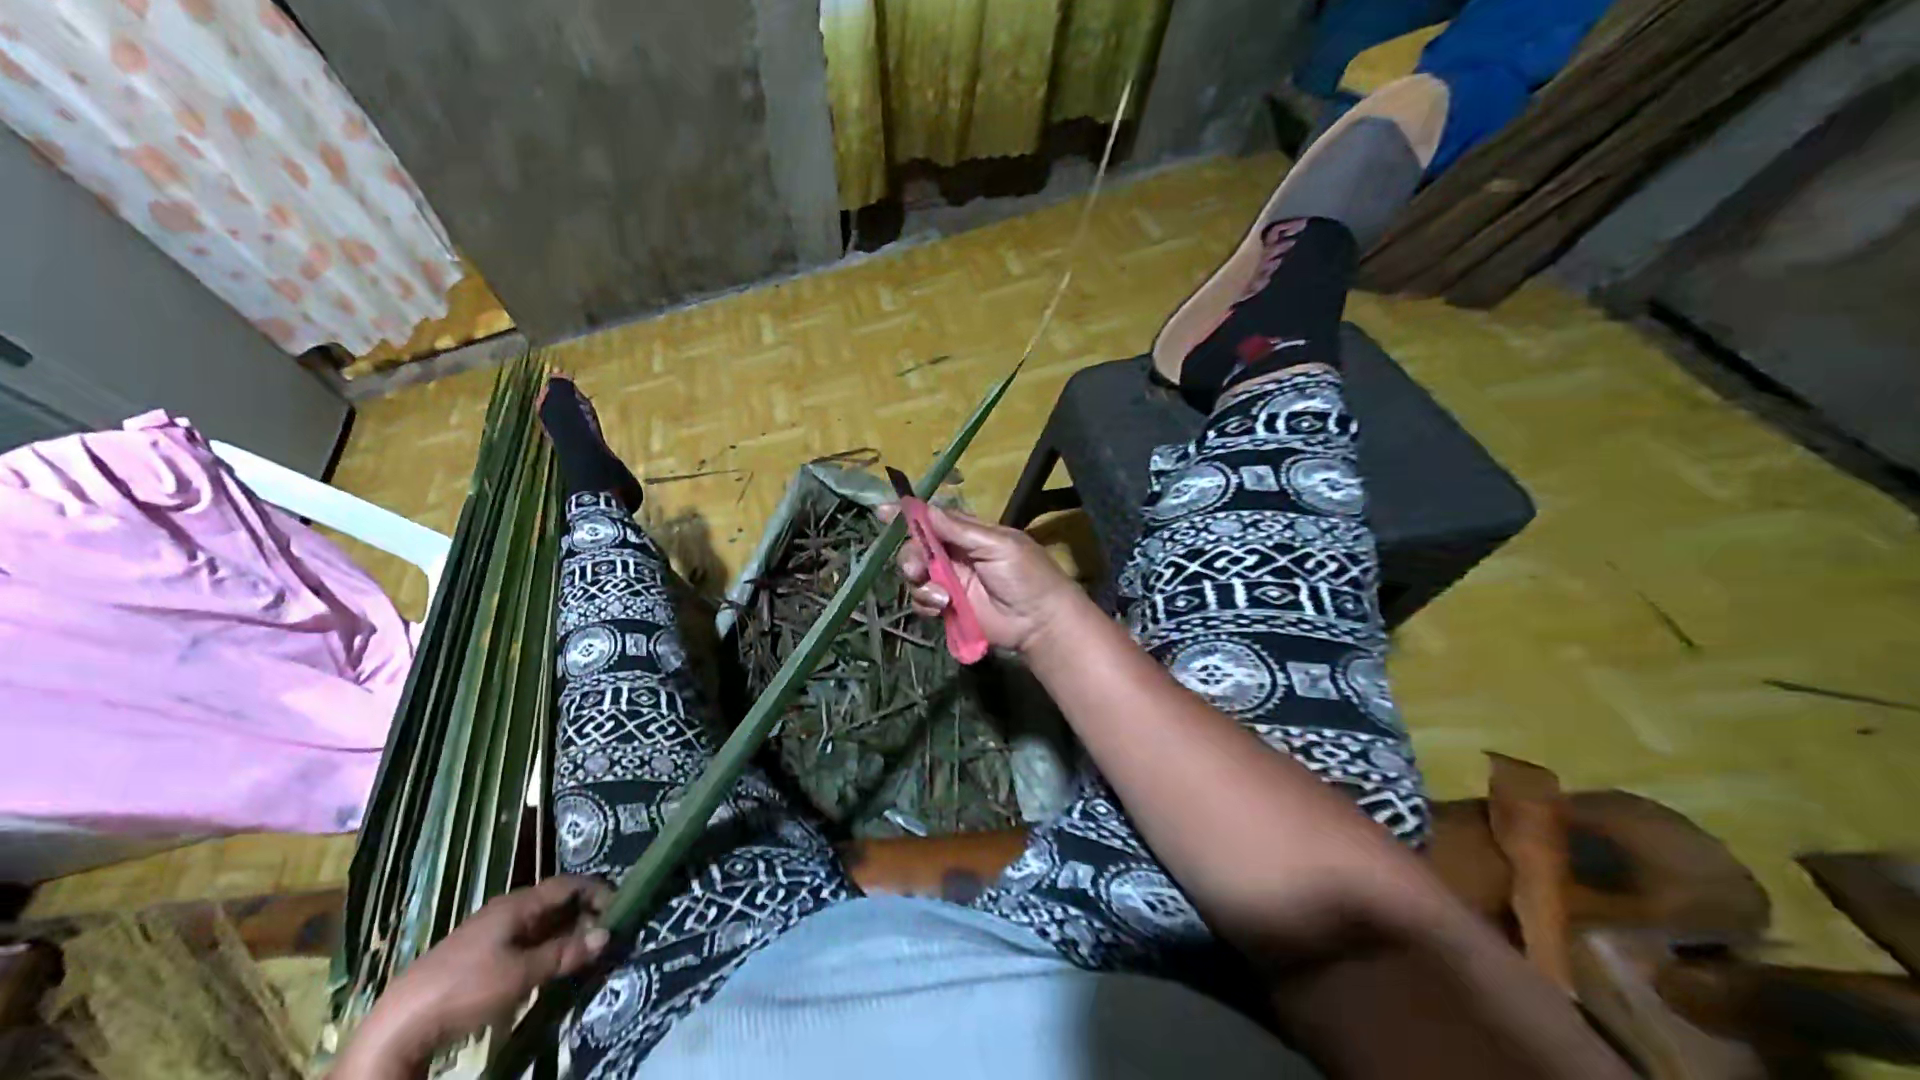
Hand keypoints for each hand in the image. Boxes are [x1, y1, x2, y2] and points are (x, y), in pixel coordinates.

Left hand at [335, 877, 611, 1076]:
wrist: (401, 1025)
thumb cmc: (466, 988)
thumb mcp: (522, 973)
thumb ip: (566, 953)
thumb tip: (608, 934)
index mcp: (517, 903)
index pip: (569, 884)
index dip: (597, 891)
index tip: (620, 910)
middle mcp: (507, 910)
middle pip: (556, 902)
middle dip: (585, 915)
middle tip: (607, 936)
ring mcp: (492, 932)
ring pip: (542, 923)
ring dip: (567, 934)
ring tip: (587, 954)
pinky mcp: (481, 955)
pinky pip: (527, 940)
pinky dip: (547, 947)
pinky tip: (553, 967)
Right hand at [881, 502, 1089, 654]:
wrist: (1039, 621)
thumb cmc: (1025, 575)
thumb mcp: (996, 544)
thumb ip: (959, 529)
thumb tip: (926, 509)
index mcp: (969, 532)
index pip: (933, 519)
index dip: (908, 515)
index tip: (883, 513)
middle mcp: (955, 554)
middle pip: (917, 547)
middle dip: (910, 555)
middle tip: (917, 568)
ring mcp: (950, 581)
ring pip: (916, 575)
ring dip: (919, 582)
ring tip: (940, 595)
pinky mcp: (948, 607)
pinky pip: (923, 600)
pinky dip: (926, 603)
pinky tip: (943, 607)